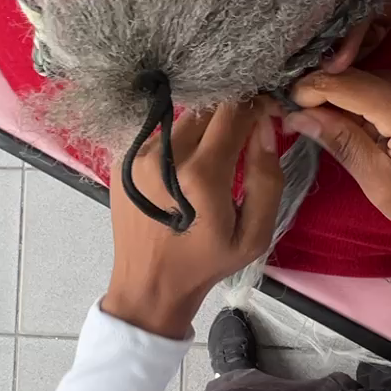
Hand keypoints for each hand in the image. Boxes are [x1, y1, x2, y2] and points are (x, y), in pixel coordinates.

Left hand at [102, 102, 283, 337]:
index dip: (255, 106)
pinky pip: (159, 135)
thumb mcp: (254, 234)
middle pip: (207, 110)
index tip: (266, 111)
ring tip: (210, 160)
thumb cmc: (205, 263)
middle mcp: (164, 156)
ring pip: (182, 120)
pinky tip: (181, 171)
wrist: (149, 285)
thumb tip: (265, 126)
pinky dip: (177, 143)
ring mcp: (137, 156)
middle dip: (229, 118)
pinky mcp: (122, 160)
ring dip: (202, 130)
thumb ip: (268, 178)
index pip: (233, 112)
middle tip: (241, 138)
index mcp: (200, 175)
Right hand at [287, 69, 390, 300]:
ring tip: (343, 131)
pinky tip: (377, 127)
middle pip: (363, 78)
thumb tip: (298, 115)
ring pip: (381, 79)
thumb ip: (343, 143)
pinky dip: (381, 100)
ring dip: (357, 99)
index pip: (345, 82)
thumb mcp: (384, 186)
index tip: (287, 105)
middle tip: (309, 124)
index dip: (311, 90)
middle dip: (332, 96)